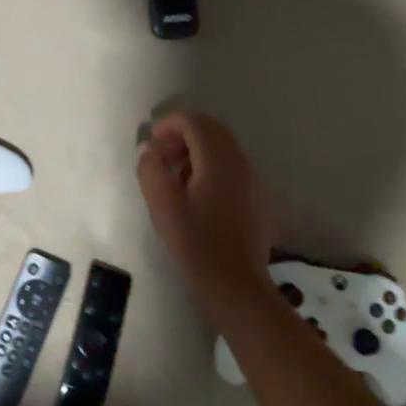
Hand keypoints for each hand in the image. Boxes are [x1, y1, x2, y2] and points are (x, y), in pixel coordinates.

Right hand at [136, 112, 272, 311]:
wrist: (235, 283)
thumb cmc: (196, 243)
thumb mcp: (163, 206)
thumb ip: (152, 170)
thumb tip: (148, 149)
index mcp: (218, 161)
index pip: (195, 123)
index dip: (170, 124)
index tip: (152, 142)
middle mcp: (240, 163)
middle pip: (212, 131)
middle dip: (184, 135)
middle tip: (161, 155)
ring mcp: (252, 180)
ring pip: (224, 149)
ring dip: (197, 152)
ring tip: (175, 176)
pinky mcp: (256, 198)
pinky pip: (232, 167)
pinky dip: (211, 167)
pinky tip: (196, 194)